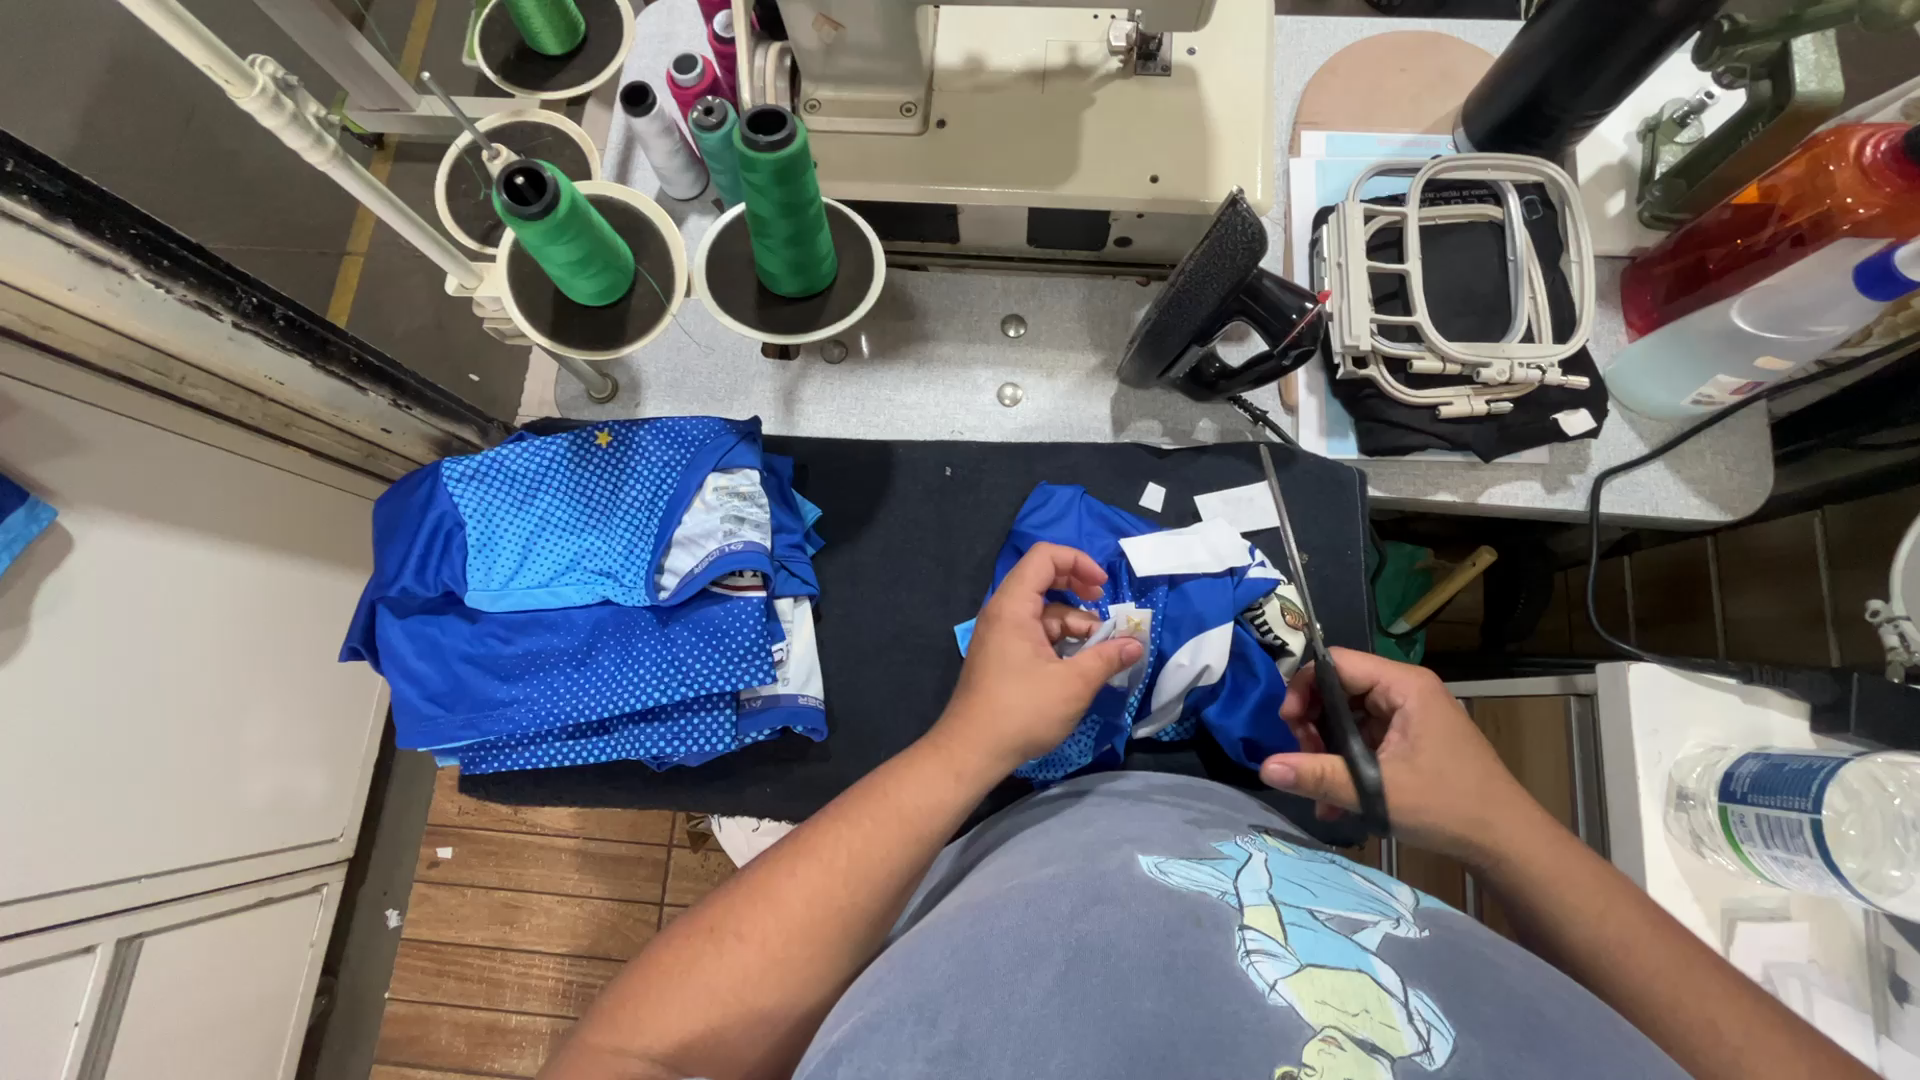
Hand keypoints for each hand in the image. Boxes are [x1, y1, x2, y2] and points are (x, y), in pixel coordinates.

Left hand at [929, 543, 1144, 776]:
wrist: (973, 750)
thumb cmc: (1022, 711)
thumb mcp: (1074, 684)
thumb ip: (1107, 658)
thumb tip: (1136, 645)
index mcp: (1013, 606)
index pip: (1044, 557)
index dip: (1078, 561)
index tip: (1103, 587)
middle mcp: (1002, 612)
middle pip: (1043, 580)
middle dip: (1078, 590)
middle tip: (1105, 608)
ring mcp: (1000, 635)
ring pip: (1043, 612)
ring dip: (1074, 623)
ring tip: (1100, 650)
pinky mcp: (1002, 656)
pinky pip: (1035, 633)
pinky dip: (1060, 641)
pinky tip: (1080, 663)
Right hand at [1259, 647, 1553, 866]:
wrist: (1508, 845)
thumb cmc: (1448, 807)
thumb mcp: (1377, 791)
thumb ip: (1317, 776)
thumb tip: (1264, 767)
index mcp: (1403, 686)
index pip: (1335, 663)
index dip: (1304, 687)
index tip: (1290, 725)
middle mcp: (1404, 692)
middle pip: (1335, 690)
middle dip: (1312, 726)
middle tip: (1305, 761)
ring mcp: (1405, 717)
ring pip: (1344, 717)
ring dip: (1324, 751)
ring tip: (1317, 788)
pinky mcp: (1406, 740)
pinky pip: (1359, 740)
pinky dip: (1343, 764)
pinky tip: (1333, 800)